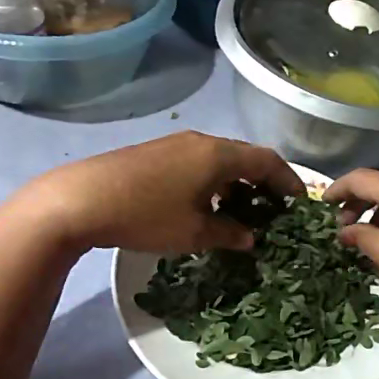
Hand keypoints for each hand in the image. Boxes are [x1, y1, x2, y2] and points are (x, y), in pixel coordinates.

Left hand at [5, 131, 303, 255]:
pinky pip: (198, 162)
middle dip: (263, 182)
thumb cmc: (146, 215)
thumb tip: (251, 236)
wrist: (80, 199)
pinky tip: (203, 204)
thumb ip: (229, 232)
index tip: (298, 203)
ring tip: (240, 211)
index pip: (267, 160)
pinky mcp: (156, 152)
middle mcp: (201, 141)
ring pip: (220, 159)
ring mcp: (176, 144)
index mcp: (219, 155)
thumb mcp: (194, 232)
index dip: (288, 180)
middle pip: (245, 156)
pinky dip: (213, 180)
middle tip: (272, 209)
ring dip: (236, 182)